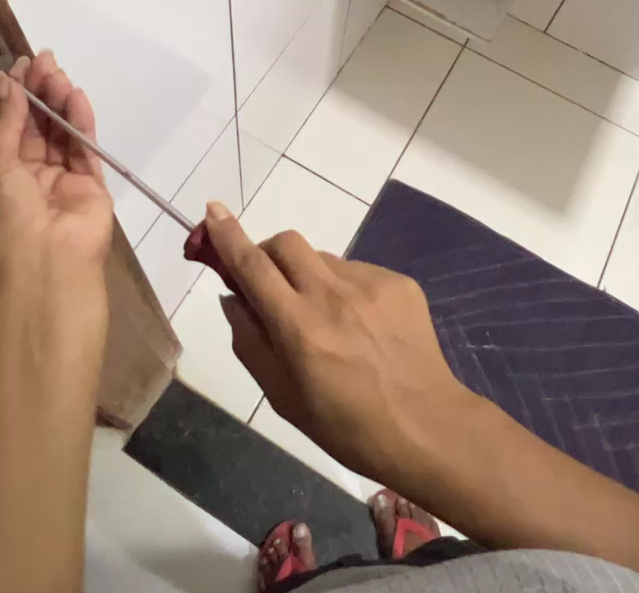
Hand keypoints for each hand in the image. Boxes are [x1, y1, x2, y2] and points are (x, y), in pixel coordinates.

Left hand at [0, 52, 113, 296]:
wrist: (46, 261)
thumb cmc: (6, 215)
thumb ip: (7, 122)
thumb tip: (8, 83)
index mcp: (0, 173)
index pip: (10, 126)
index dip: (15, 95)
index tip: (21, 63)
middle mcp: (31, 173)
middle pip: (38, 124)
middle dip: (40, 92)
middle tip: (46, 60)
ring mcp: (63, 178)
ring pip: (62, 131)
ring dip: (60, 101)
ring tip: (60, 73)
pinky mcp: (91, 182)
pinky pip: (85, 147)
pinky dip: (82, 121)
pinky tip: (77, 96)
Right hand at [204, 205, 482, 485]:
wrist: (425, 426)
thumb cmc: (345, 425)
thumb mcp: (282, 397)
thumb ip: (250, 341)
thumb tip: (233, 297)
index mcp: (299, 328)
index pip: (253, 266)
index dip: (228, 236)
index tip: (213, 211)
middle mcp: (333, 295)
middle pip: (286, 242)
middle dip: (268, 254)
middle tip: (269, 285)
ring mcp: (371, 284)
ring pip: (322, 259)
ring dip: (309, 278)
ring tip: (328, 322)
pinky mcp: (399, 282)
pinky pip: (356, 271)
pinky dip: (344, 289)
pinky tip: (360, 326)